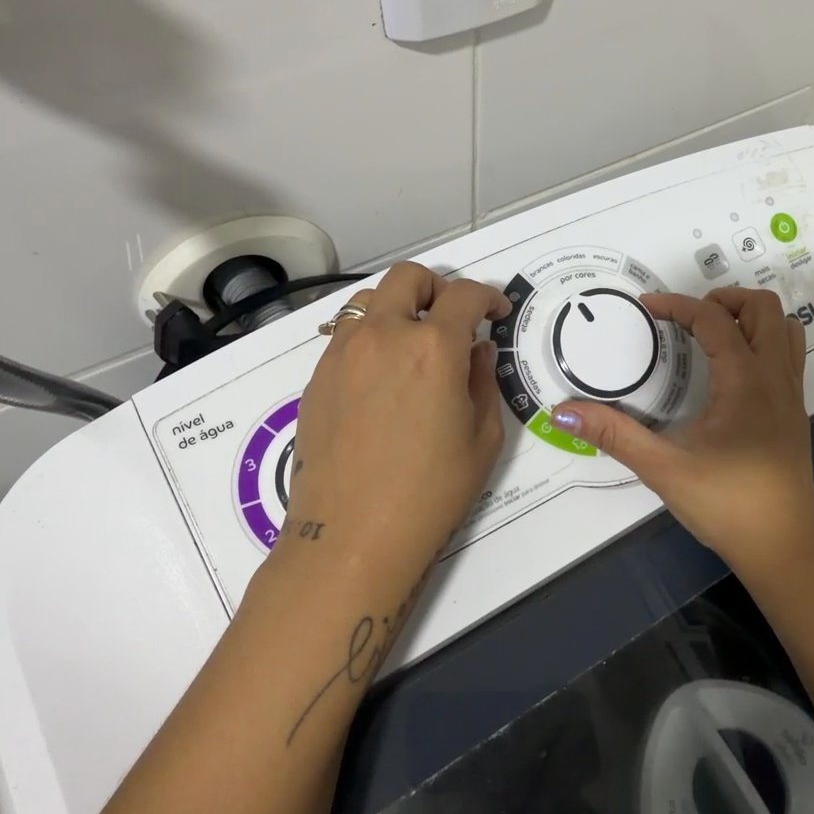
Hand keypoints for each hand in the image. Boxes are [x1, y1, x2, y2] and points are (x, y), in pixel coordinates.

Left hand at [283, 262, 511, 572]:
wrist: (353, 536)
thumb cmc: (430, 493)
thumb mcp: (482, 439)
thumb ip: (483, 381)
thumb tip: (476, 350)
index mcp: (433, 347)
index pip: (465, 294)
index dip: (488, 296)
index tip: (496, 312)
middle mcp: (383, 336)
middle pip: (408, 277)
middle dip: (437, 286)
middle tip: (452, 319)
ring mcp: (342, 354)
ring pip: (368, 301)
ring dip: (398, 309)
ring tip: (413, 345)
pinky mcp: (317, 377)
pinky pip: (346, 336)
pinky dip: (370, 338)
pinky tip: (383, 379)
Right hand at [552, 287, 813, 571]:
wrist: (782, 549)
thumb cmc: (725, 504)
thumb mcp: (662, 468)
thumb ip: (614, 435)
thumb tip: (563, 412)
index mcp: (745, 381)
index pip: (715, 319)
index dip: (678, 305)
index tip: (647, 308)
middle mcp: (776, 378)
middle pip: (764, 307)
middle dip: (725, 299)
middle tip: (687, 318)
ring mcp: (793, 395)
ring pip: (785, 328)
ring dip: (752, 319)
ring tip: (714, 334)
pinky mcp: (797, 414)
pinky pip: (789, 357)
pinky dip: (764, 344)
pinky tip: (733, 372)